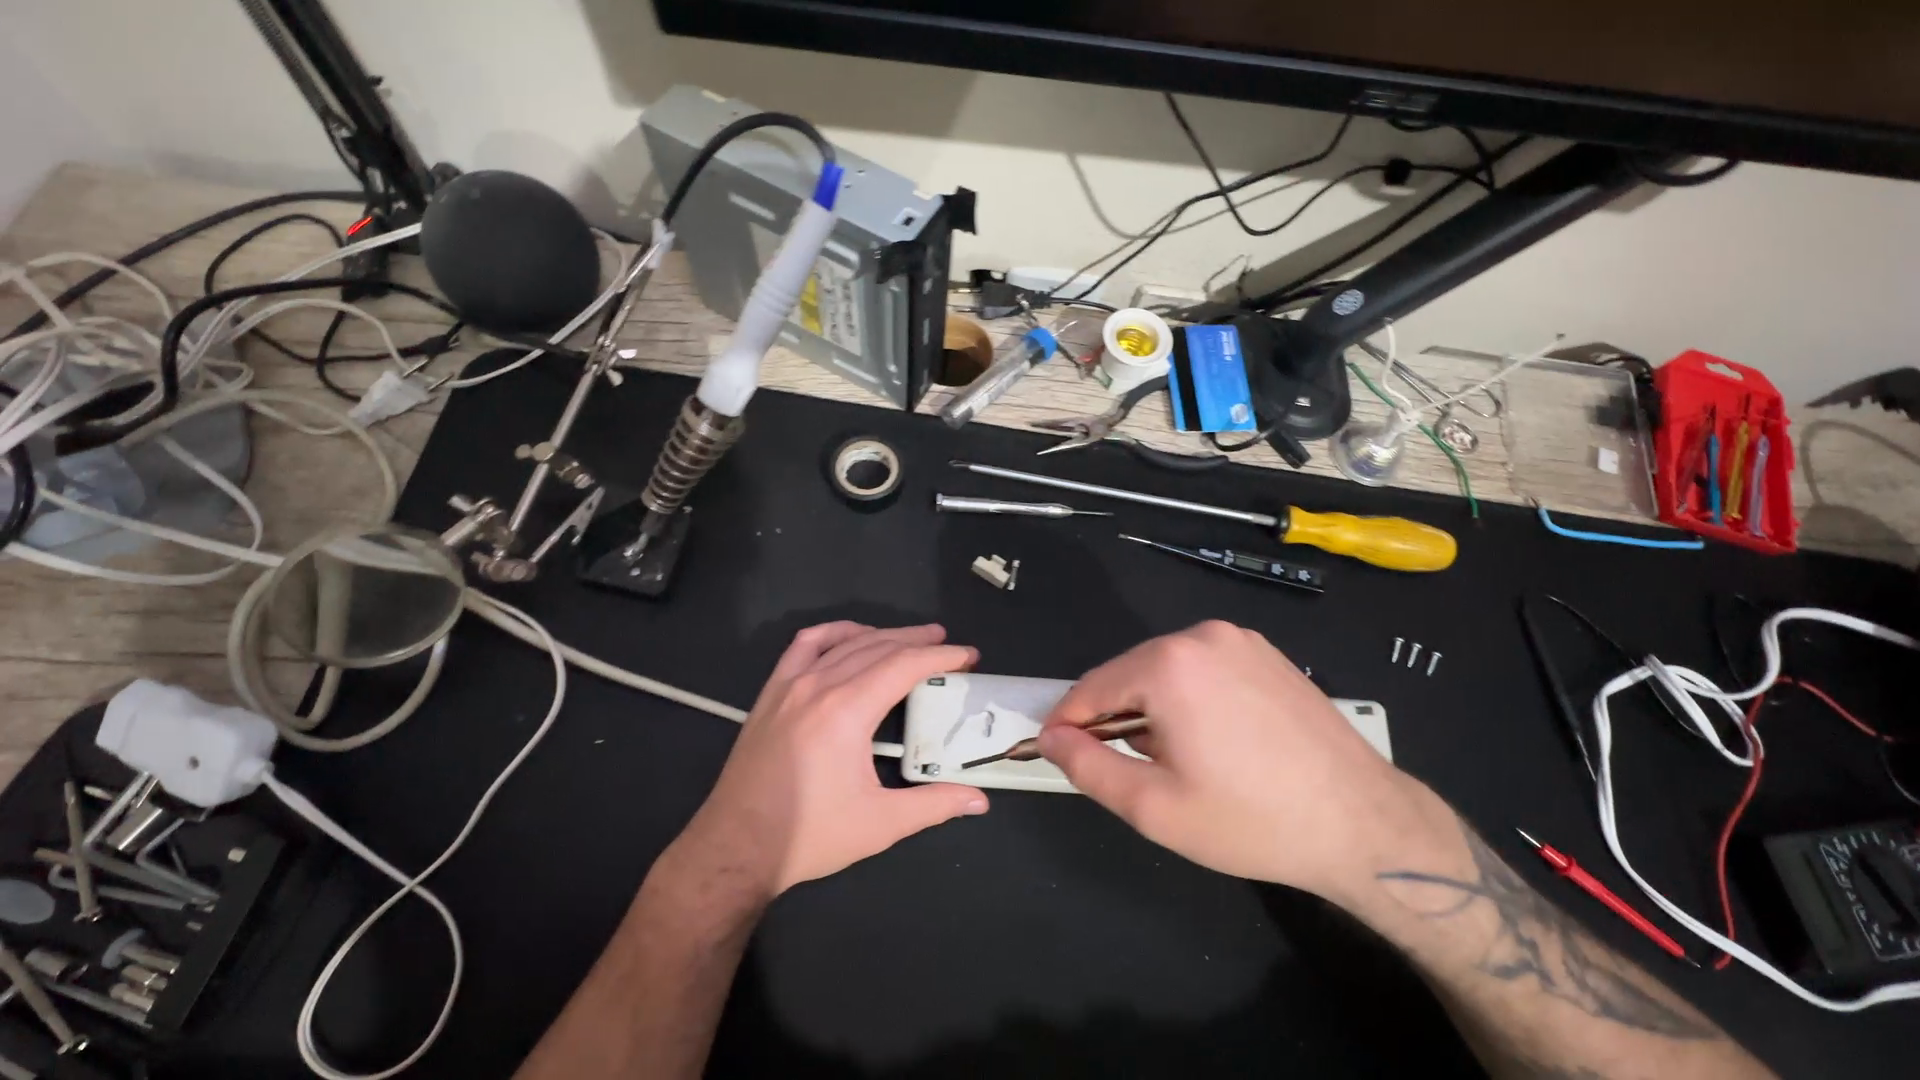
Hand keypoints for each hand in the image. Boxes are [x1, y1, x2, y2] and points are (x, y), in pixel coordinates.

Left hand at [661, 622, 989, 903]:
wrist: (736, 846)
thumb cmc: (809, 835)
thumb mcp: (880, 824)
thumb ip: (934, 805)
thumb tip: (980, 801)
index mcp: (847, 711)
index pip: (904, 665)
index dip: (940, 656)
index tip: (968, 656)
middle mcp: (818, 686)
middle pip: (877, 646)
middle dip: (918, 641)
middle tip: (949, 645)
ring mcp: (789, 685)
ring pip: (844, 643)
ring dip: (882, 635)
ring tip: (911, 638)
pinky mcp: (770, 694)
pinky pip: (803, 646)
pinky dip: (833, 634)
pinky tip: (850, 637)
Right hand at [1038, 620, 1443, 902]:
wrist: (1363, 824)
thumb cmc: (1250, 820)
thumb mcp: (1153, 806)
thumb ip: (1086, 767)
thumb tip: (1050, 737)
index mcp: (1169, 664)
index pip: (1091, 687)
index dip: (1069, 724)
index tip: (1057, 754)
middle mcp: (1203, 636)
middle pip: (1130, 675)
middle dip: (1119, 720)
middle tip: (1138, 774)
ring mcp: (1242, 640)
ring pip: (1167, 672)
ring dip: (1156, 711)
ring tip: (1185, 764)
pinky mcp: (1270, 655)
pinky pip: (1205, 670)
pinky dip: (1193, 701)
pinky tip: (1220, 745)